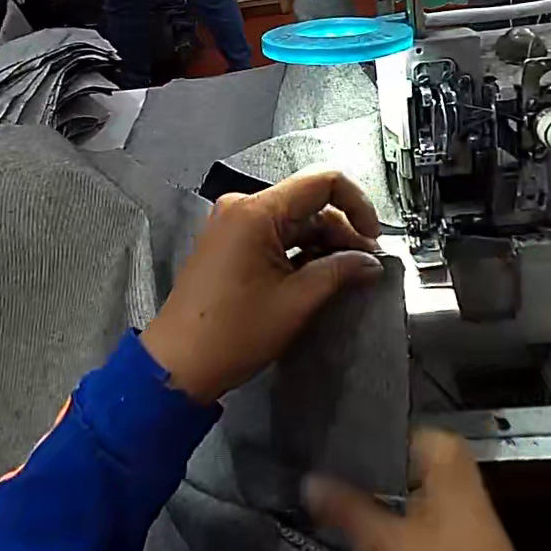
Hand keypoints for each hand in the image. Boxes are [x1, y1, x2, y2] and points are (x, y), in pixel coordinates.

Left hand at [139, 170, 383, 402]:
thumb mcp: (296, 301)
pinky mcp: (232, 243)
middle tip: (366, 264)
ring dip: (326, 243)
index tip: (373, 236)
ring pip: (297, 220)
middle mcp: (243, 207)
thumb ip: (340, 271)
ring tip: (349, 273)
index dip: (358, 204)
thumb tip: (372, 261)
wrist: (176, 367)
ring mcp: (235, 224)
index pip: (324, 183)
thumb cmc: (231, 333)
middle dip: (344, 230)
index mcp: (255, 211)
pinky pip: (279, 234)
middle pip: (311, 203)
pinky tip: (322, 274)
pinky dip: (304, 251)